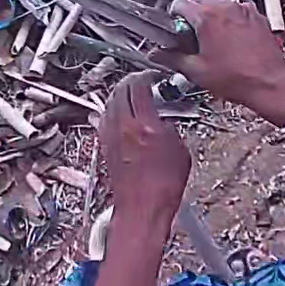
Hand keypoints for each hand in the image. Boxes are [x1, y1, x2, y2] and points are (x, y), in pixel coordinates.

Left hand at [98, 72, 189, 227]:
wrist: (143, 209)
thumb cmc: (162, 187)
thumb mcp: (179, 150)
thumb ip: (170, 127)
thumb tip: (163, 119)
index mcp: (144, 125)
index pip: (139, 87)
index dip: (146, 77)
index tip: (152, 76)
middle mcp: (124, 127)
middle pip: (121, 91)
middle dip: (131, 82)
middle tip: (141, 81)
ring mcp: (111, 135)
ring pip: (110, 102)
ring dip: (120, 94)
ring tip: (130, 93)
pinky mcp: (105, 145)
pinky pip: (104, 118)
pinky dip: (112, 110)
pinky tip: (118, 112)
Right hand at [163, 0, 284, 121]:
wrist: (271, 84)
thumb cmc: (239, 78)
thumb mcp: (197, 71)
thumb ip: (172, 58)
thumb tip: (158, 55)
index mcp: (207, 17)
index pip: (180, 3)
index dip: (172, 15)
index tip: (173, 27)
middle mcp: (226, 8)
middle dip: (191, 13)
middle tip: (189, 34)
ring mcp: (243, 10)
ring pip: (219, 2)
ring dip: (210, 13)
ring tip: (210, 37)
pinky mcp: (256, 16)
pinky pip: (236, 9)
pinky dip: (229, 17)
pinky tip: (229, 38)